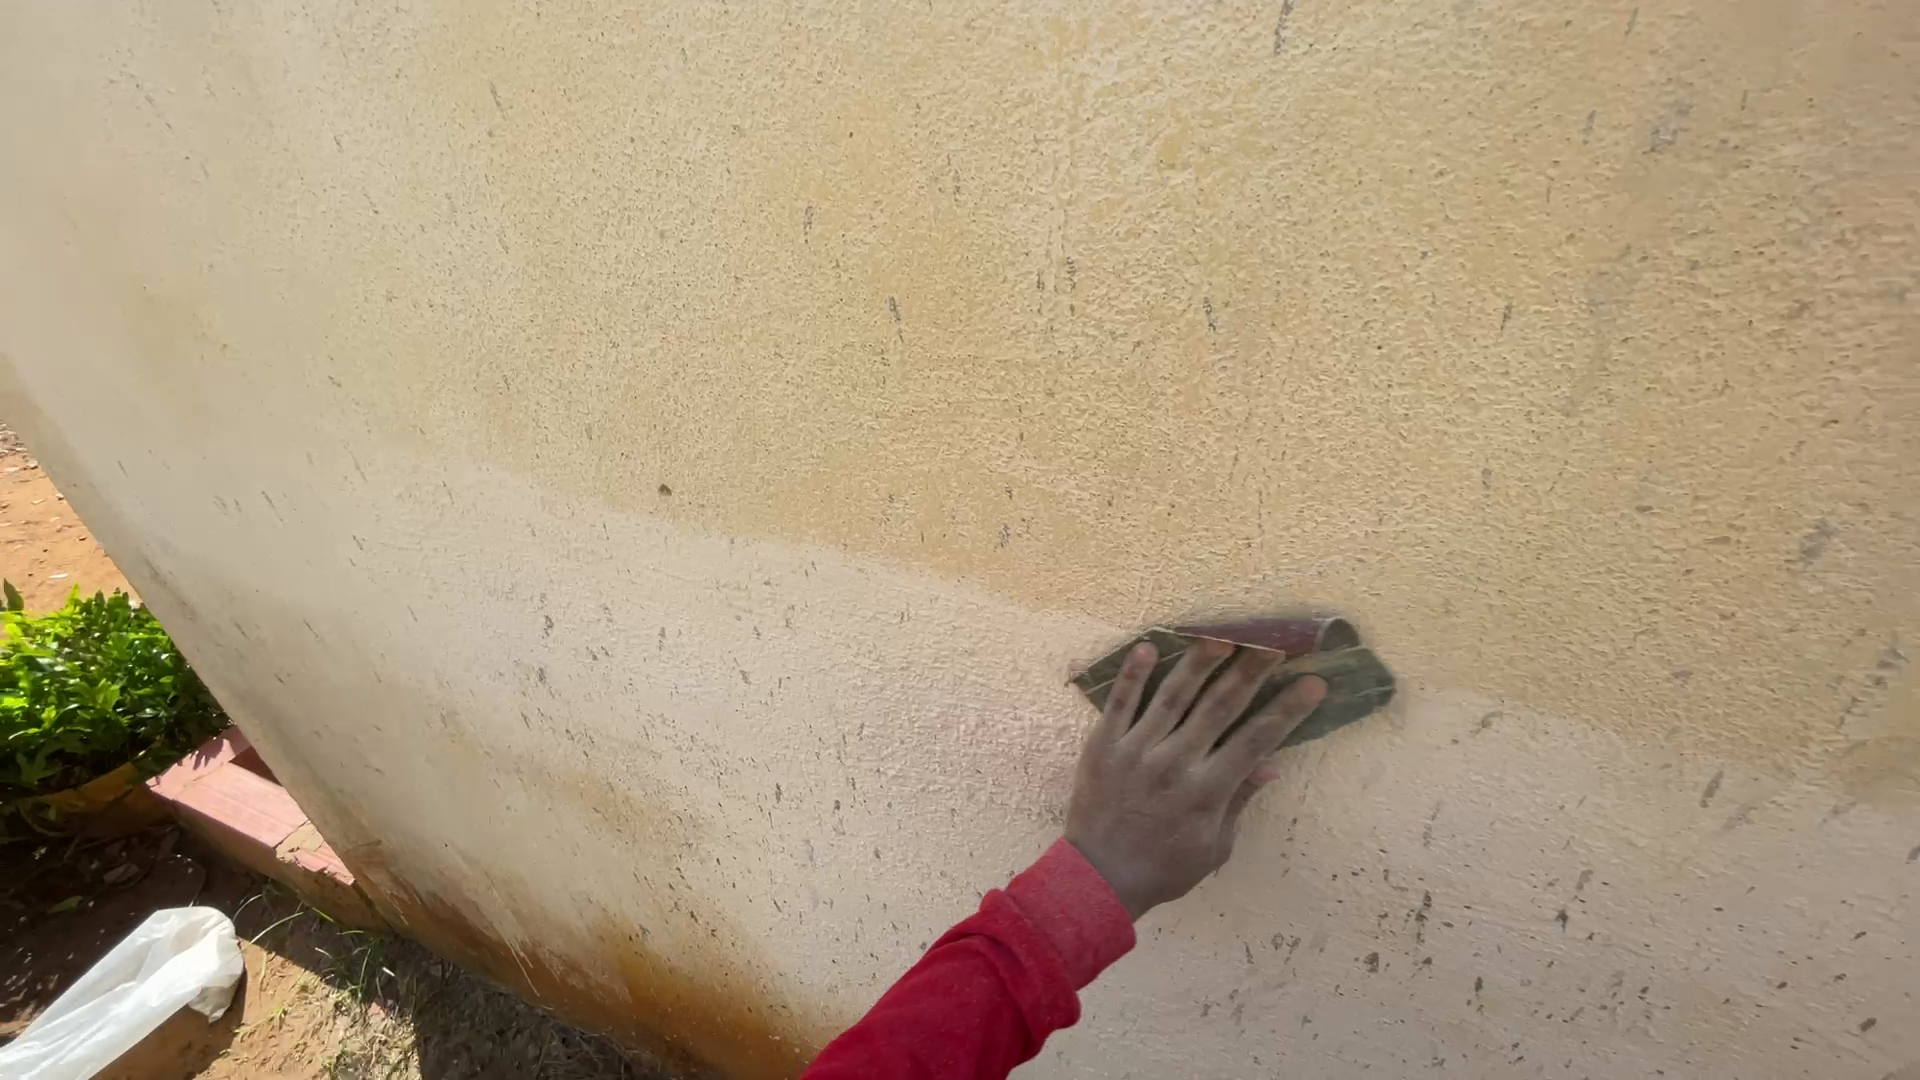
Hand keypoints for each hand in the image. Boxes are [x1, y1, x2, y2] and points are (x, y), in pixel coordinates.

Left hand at [1065, 639, 1327, 919]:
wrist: (1099, 876)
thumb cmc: (1164, 867)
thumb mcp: (1214, 846)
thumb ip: (1239, 801)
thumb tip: (1270, 763)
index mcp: (1208, 791)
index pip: (1256, 739)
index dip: (1287, 709)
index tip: (1312, 682)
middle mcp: (1175, 763)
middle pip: (1219, 708)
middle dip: (1250, 673)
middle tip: (1272, 644)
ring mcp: (1136, 750)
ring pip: (1172, 696)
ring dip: (1197, 663)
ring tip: (1220, 635)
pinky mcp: (1104, 744)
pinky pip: (1118, 703)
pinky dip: (1132, 674)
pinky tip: (1147, 647)